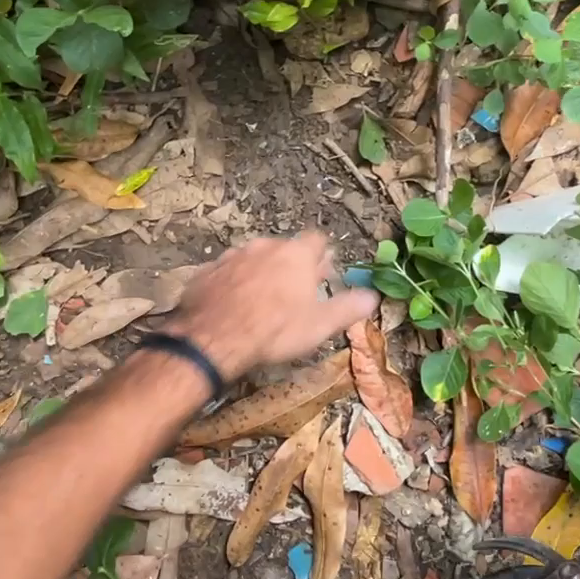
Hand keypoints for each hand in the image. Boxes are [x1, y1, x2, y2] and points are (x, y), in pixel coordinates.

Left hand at [166, 232, 378, 380]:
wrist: (214, 338)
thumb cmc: (275, 330)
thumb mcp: (320, 324)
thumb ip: (348, 307)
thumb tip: (373, 296)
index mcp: (296, 254)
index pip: (317, 240)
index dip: (322, 255)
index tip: (323, 272)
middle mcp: (264, 246)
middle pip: (285, 248)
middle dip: (292, 264)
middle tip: (296, 290)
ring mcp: (232, 256)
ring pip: (254, 258)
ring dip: (261, 272)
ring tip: (263, 300)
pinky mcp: (207, 271)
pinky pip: (227, 272)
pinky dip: (233, 283)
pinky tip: (233, 304)